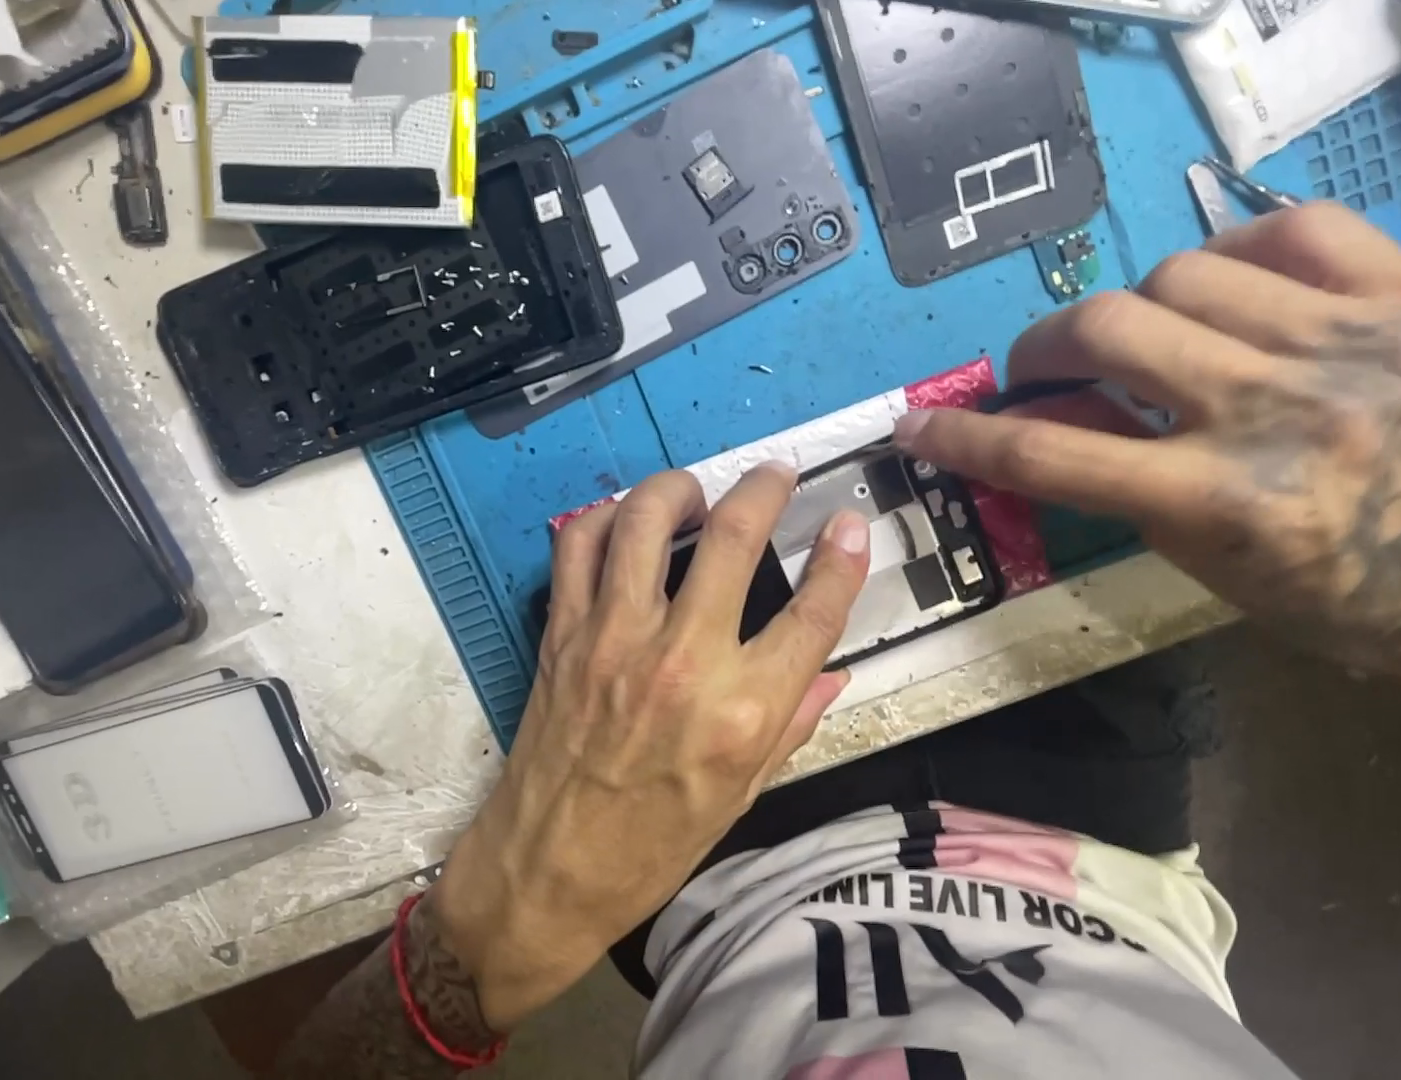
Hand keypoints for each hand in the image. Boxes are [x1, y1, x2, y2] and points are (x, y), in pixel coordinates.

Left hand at [429, 464, 871, 1028]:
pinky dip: (605, 517)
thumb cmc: (658, 844)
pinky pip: (579, 546)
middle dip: (764, 488)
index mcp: (745, 711)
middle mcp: (683, 660)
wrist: (552, 868)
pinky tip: (626, 522)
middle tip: (775, 473)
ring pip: (646, 521)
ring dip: (678, 487)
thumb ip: (793, 721)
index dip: (844, 557)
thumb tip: (832, 670)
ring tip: (696, 492)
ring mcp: (615, 638)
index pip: (815, 611)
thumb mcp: (746, 796)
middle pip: (733, 538)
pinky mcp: (564, 632)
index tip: (849, 523)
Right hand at [895, 203, 1400, 765]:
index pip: (1051, 453)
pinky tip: (1231, 291)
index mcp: (1223, 500)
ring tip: (1150, 340)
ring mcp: (1360, 345)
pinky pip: (1295, 227)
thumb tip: (1024, 412)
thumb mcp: (1185, 548)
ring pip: (1182, 271)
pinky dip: (1238, 253)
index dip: (964, 437)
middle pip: (1106, 329)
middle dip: (1045, 347)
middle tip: (1043, 368)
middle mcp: (1287, 412)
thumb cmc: (1312, 589)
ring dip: (1138, 308)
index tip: (916, 427)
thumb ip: (1102, 471)